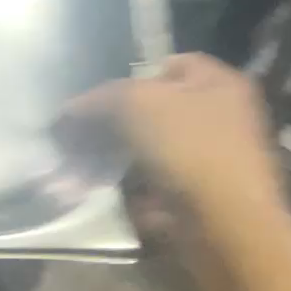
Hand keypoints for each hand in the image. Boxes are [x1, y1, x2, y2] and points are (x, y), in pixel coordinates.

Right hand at [66, 53, 287, 216]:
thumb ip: (98, 98)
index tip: (99, 98)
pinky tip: (91, 187)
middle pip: (150, 109)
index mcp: (218, 84)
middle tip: (74, 133)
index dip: (131, 76)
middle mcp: (217, 117)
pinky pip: (145, 181)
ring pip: (142, 147)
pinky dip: (118, 184)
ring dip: (106, 156)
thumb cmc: (188, 148)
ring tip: (71, 166)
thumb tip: (67, 111)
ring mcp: (206, 158)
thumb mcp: (134, 103)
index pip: (169, 64)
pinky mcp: (191, 195)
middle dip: (109, 121)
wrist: (223, 226)